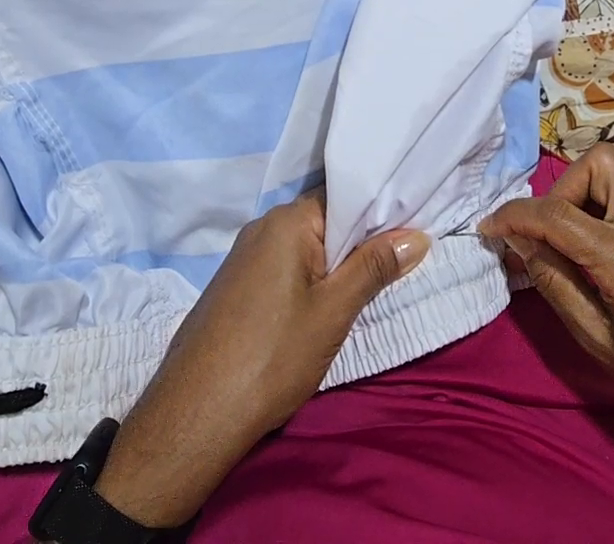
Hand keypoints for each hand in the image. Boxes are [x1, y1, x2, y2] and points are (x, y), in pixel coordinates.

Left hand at [92, 192, 429, 526]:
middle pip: (325, 221)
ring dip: (335, 266)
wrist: (194, 417)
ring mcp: (243, 258)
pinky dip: (309, 280)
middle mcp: (261, 228)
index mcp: (286, 222)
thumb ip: (375, 268)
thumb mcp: (333, 312)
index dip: (380, 212)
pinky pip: (284, 267)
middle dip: (360, 242)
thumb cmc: (272, 357)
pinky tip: (324, 307)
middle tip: (400, 263)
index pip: (344, 197)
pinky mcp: (235, 287)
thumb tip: (418, 236)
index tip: (414, 230)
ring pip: (305, 248)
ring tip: (370, 287)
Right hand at [477, 144, 613, 436]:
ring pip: (609, 173)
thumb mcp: (594, 338)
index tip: (488, 229)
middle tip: (542, 236)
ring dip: (574, 196)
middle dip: (558, 190)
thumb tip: (518, 241)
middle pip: (598, 164)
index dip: (515, 216)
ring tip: (558, 243)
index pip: (560, 214)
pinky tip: (579, 248)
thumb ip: (553, 281)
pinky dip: (589, 208)